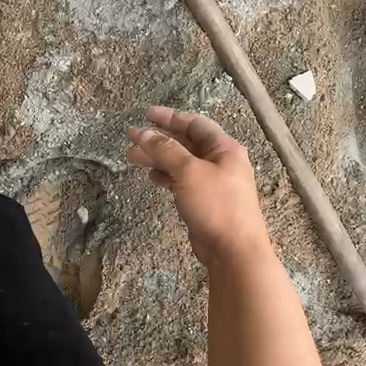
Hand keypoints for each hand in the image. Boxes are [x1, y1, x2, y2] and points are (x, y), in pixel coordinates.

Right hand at [127, 107, 273, 268]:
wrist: (233, 251)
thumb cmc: (216, 205)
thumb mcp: (189, 171)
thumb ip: (165, 150)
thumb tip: (143, 133)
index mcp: (224, 149)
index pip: (195, 124)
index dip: (169, 117)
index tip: (146, 114)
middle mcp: (220, 162)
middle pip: (185, 143)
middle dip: (157, 139)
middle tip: (131, 137)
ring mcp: (211, 182)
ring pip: (180, 163)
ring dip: (157, 158)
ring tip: (131, 157)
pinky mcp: (203, 200)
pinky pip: (181, 180)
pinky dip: (165, 176)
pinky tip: (151, 175)